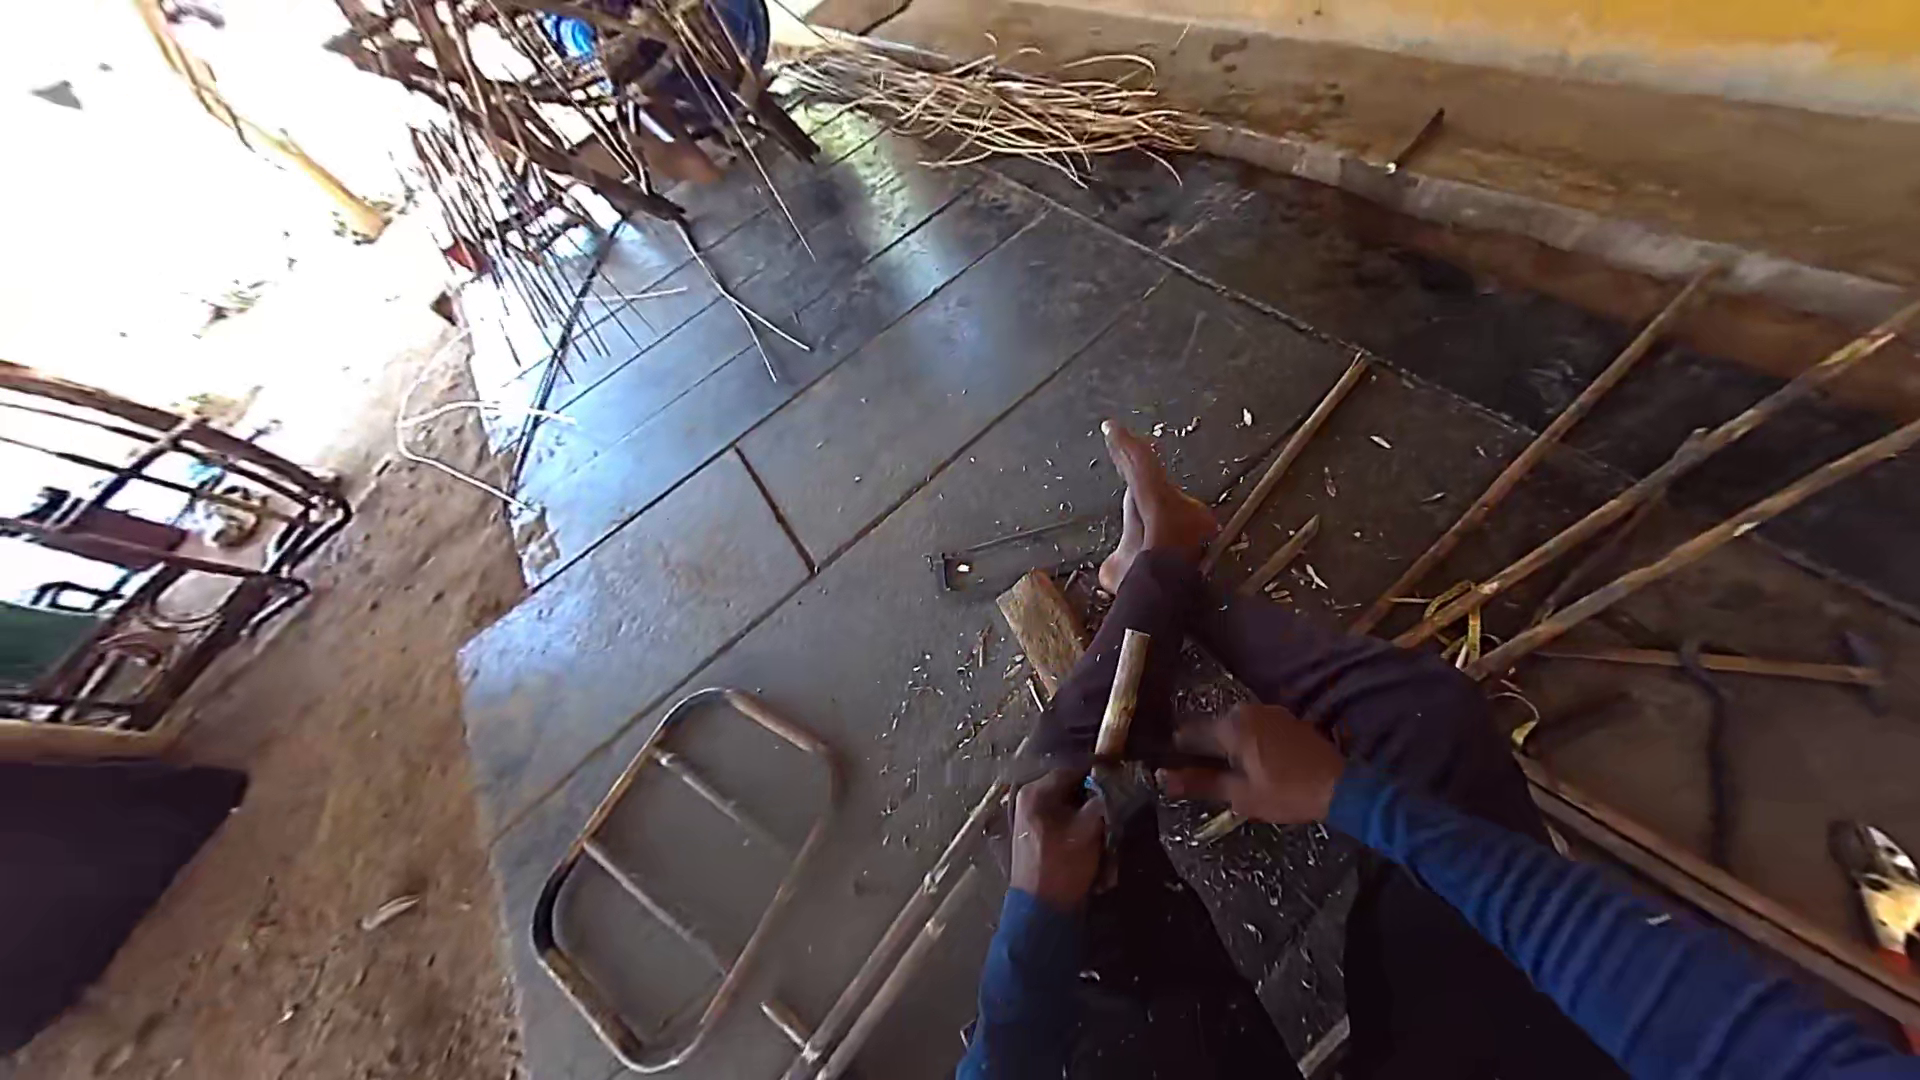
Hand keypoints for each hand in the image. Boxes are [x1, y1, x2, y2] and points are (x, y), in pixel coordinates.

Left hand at [1010, 768, 1106, 911]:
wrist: (1041, 913)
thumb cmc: (1063, 867)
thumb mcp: (1088, 830)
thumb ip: (1102, 800)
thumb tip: (1118, 779)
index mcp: (1036, 791)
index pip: (1073, 768)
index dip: (1099, 774)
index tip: (1121, 781)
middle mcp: (1029, 798)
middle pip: (1072, 788)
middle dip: (1095, 804)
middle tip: (1114, 818)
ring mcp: (1031, 817)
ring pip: (1071, 808)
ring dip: (1091, 823)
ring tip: (1104, 844)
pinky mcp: (1038, 835)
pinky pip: (1064, 824)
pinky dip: (1081, 834)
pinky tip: (1094, 854)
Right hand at [1157, 703, 1346, 823]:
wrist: (1345, 789)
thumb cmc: (1288, 793)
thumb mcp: (1241, 795)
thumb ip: (1199, 783)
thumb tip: (1162, 778)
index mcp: (1230, 726)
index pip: (1189, 732)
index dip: (1180, 751)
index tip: (1179, 768)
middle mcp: (1245, 710)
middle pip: (1213, 728)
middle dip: (1209, 750)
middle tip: (1215, 777)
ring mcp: (1268, 711)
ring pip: (1235, 727)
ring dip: (1231, 745)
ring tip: (1238, 772)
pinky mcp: (1285, 717)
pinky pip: (1255, 726)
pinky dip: (1251, 741)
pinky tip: (1260, 763)